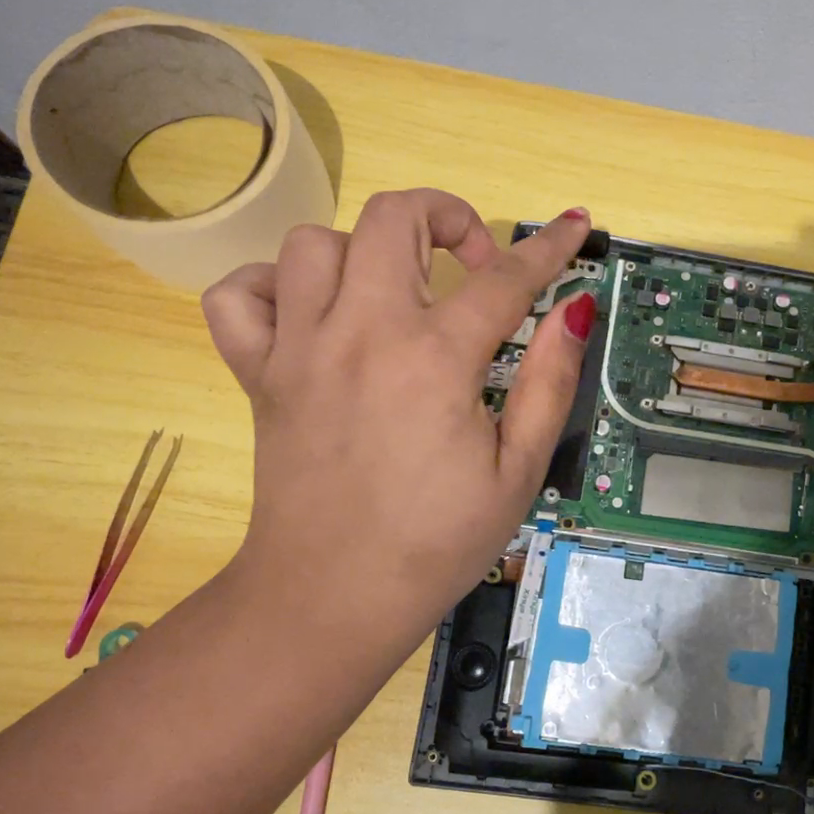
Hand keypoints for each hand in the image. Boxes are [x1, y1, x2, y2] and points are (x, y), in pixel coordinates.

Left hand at [201, 193, 595, 648]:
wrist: (334, 596)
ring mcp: (298, 348)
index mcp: (435, 360)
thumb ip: (550, 383)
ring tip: (394, 297)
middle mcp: (361, 332)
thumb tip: (572, 310)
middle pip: (392, 217)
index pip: (504, 280)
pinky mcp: (257, 374)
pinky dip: (272, 287)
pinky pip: (240, 296)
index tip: (573, 228)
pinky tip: (311, 317)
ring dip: (365, 252)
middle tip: (472, 266)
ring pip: (314, 242)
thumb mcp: (519, 472)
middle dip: (446, 217)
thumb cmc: (438, 543)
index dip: (548, 248)